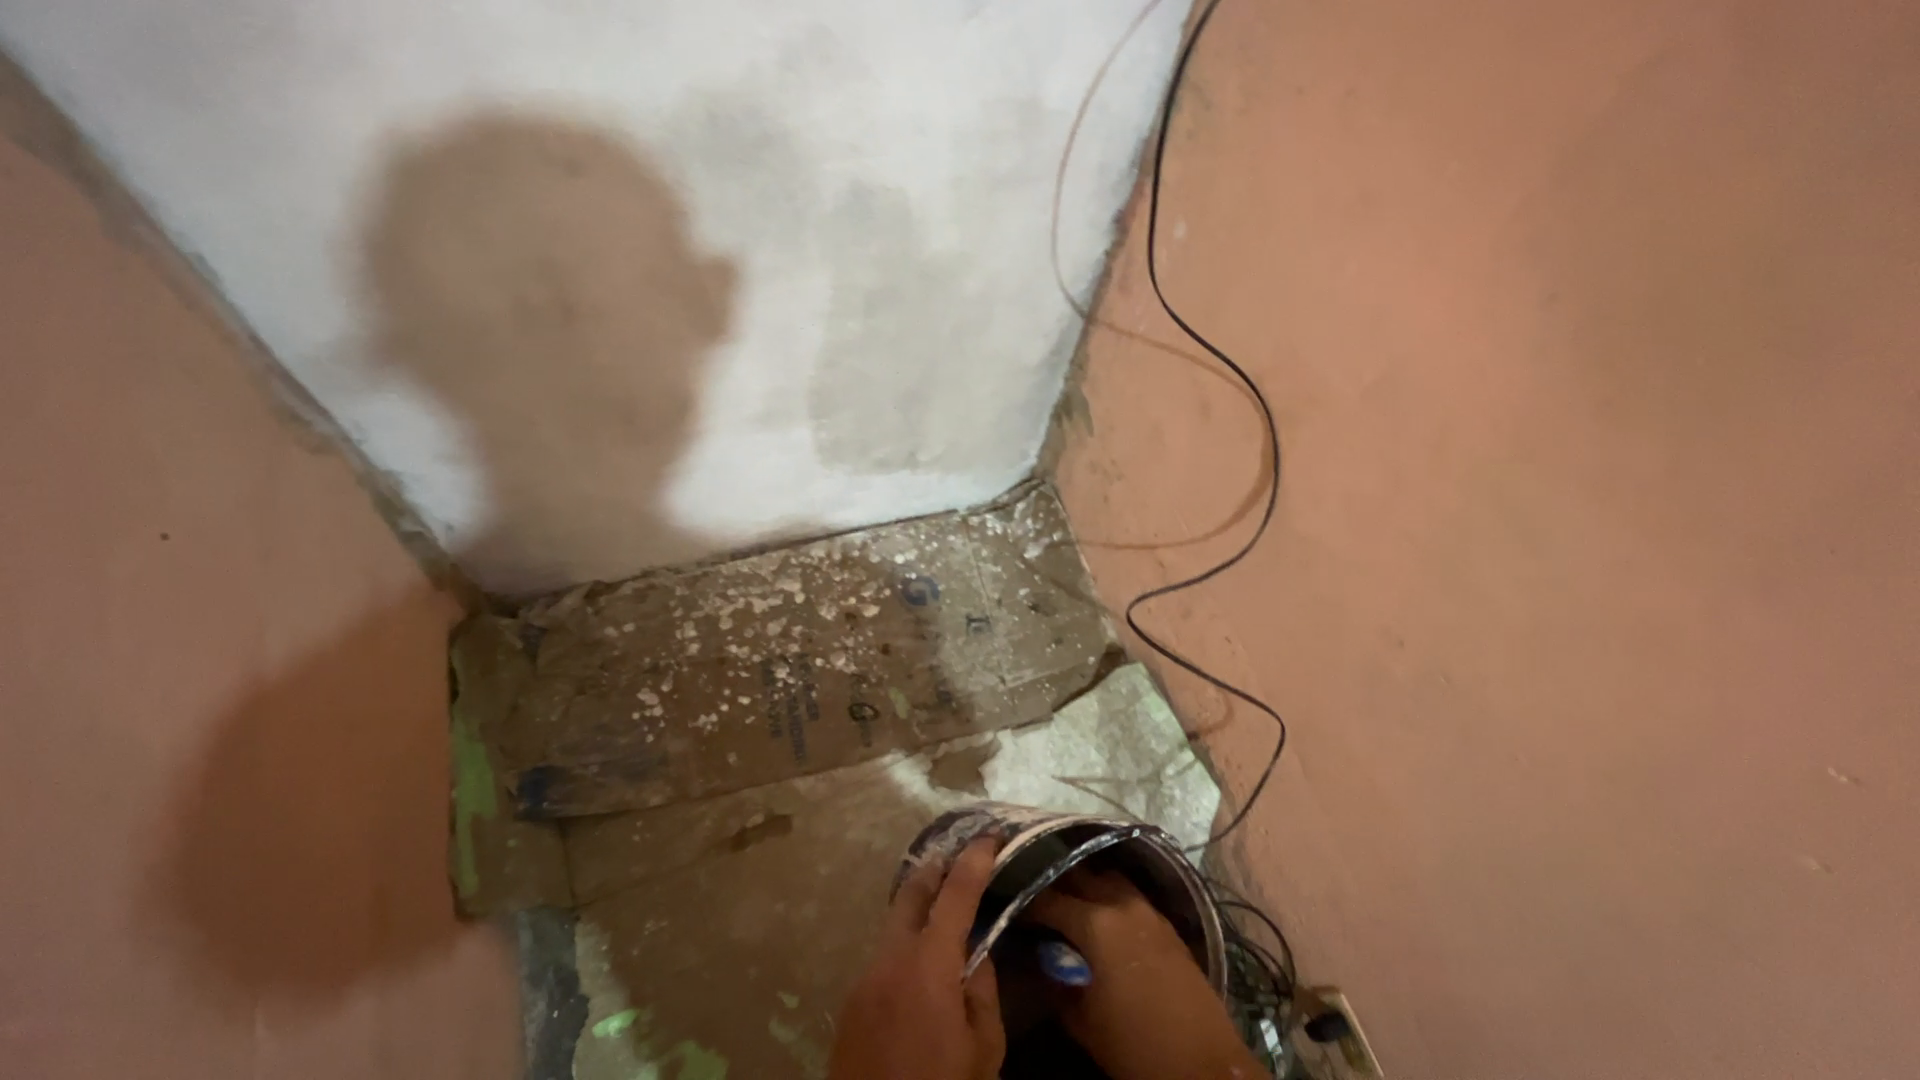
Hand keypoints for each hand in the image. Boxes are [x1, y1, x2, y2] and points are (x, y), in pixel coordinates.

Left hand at [828, 839, 1005, 1079]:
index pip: (955, 896)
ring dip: (920, 908)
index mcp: (929, 965)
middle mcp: (890, 959)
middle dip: (937, 869)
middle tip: (961, 855)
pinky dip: (907, 944)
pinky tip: (924, 964)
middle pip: (911, 894)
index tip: (989, 836)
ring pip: (895, 925)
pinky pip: (884, 956)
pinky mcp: (852, 1001)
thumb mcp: (983, 1048)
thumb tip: (975, 951)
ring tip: (948, 907)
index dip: (973, 861)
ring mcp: (865, 978)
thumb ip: (982, 989)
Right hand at [1025, 870, 1262, 1079]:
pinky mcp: (1167, 924)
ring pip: (1108, 878)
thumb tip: (1040, 959)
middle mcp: (1121, 904)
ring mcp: (1149, 910)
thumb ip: (1055, 982)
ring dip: (1085, 883)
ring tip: (1066, 897)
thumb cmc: (1134, 1044)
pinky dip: (1110, 896)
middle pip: (1079, 874)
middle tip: (1034, 893)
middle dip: (1054, 880)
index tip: (1009, 904)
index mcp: (1095, 923)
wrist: (1203, 1063)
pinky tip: (1100, 913)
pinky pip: (1130, 895)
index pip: (1048, 899)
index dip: (1025, 901)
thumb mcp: (1081, 1018)